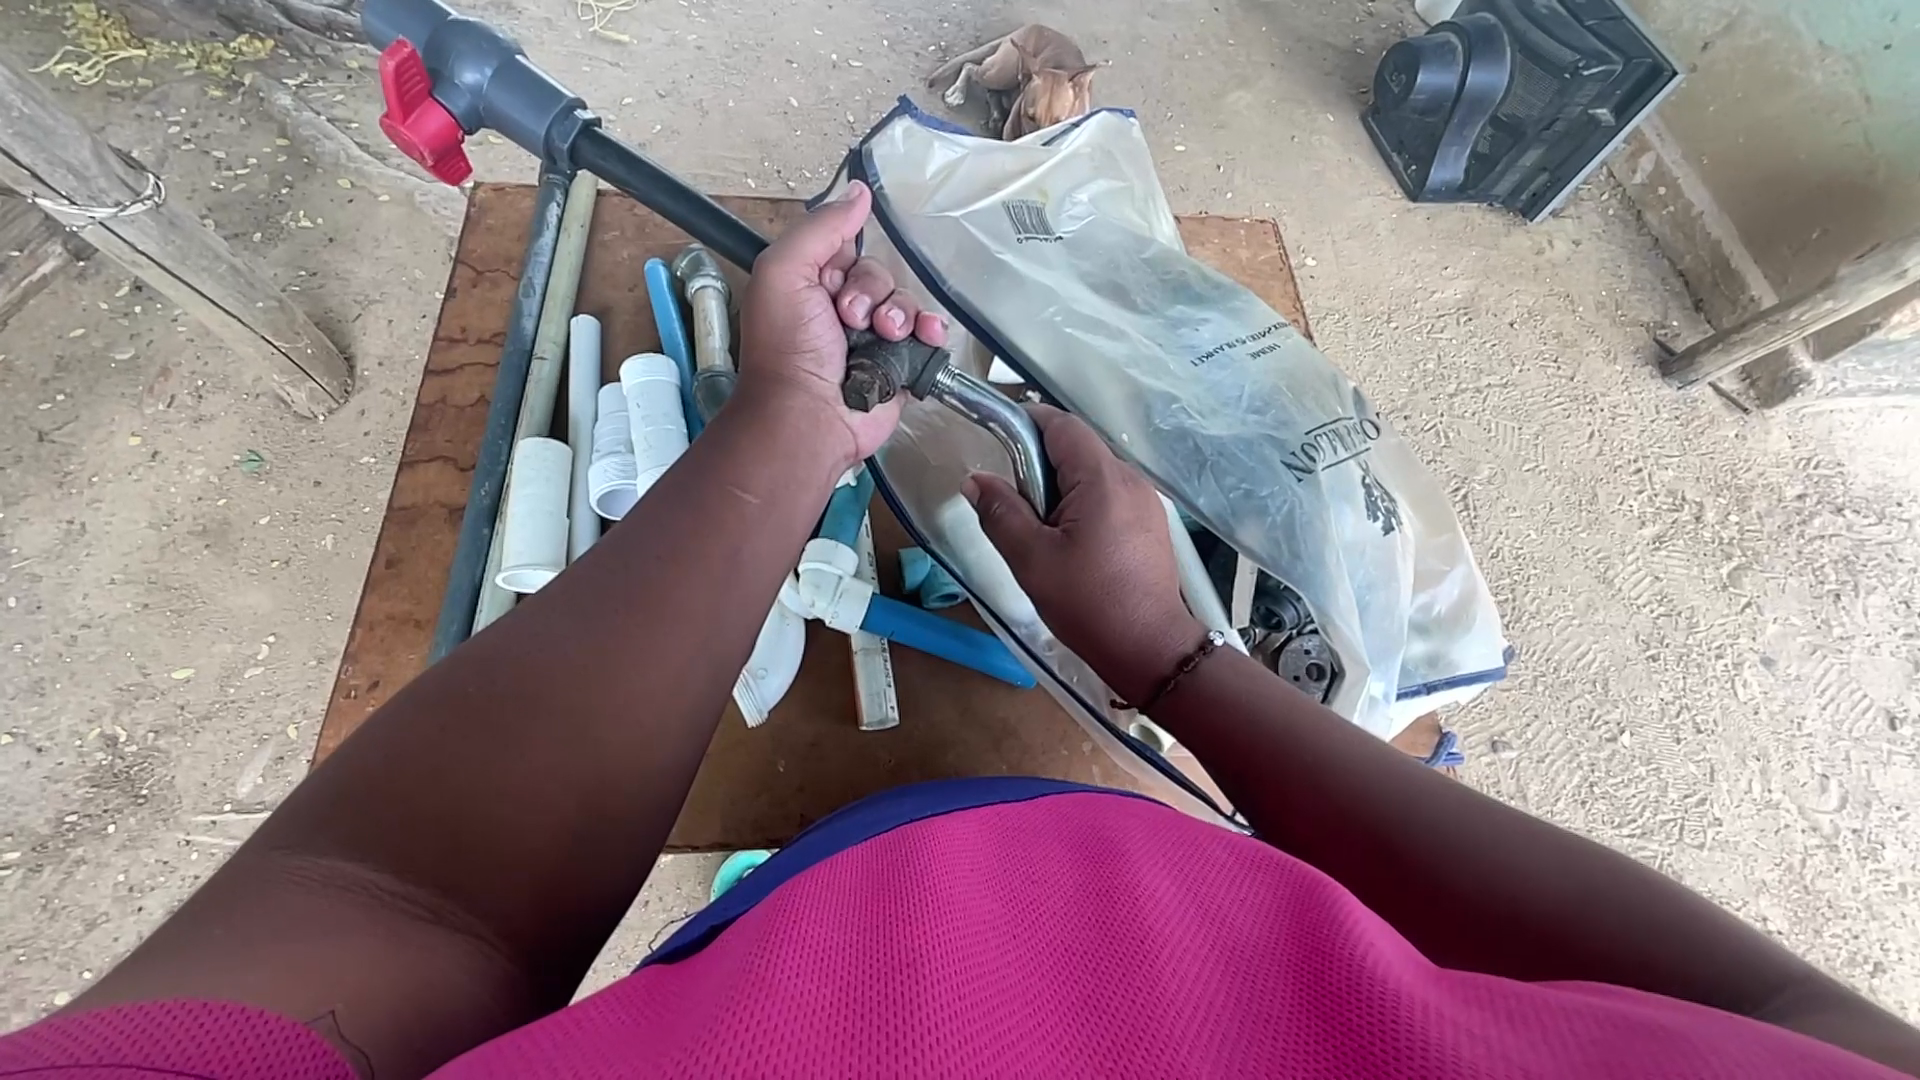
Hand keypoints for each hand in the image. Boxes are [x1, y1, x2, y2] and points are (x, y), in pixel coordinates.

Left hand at [737, 181, 947, 465]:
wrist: (808, 417)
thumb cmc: (787, 349)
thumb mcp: (785, 272)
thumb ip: (821, 229)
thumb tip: (859, 191)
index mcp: (813, 287)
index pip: (850, 253)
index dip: (851, 265)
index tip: (837, 289)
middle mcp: (843, 312)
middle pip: (882, 277)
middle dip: (875, 294)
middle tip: (854, 322)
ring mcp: (874, 342)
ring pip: (907, 305)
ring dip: (902, 315)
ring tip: (885, 337)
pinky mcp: (899, 368)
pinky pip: (927, 338)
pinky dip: (932, 332)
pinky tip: (928, 336)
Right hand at [963, 406, 1207, 705]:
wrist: (1149, 648)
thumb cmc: (1088, 603)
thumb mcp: (1031, 559)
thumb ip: (1000, 513)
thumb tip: (975, 480)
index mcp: (1102, 479)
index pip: (1062, 425)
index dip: (1027, 422)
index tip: (998, 440)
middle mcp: (1130, 479)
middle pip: (1077, 449)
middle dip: (1040, 465)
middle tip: (1017, 505)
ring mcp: (1146, 501)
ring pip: (1093, 474)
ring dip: (1061, 489)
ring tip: (1042, 532)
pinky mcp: (1151, 523)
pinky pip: (1110, 496)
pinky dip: (1084, 506)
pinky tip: (1072, 544)